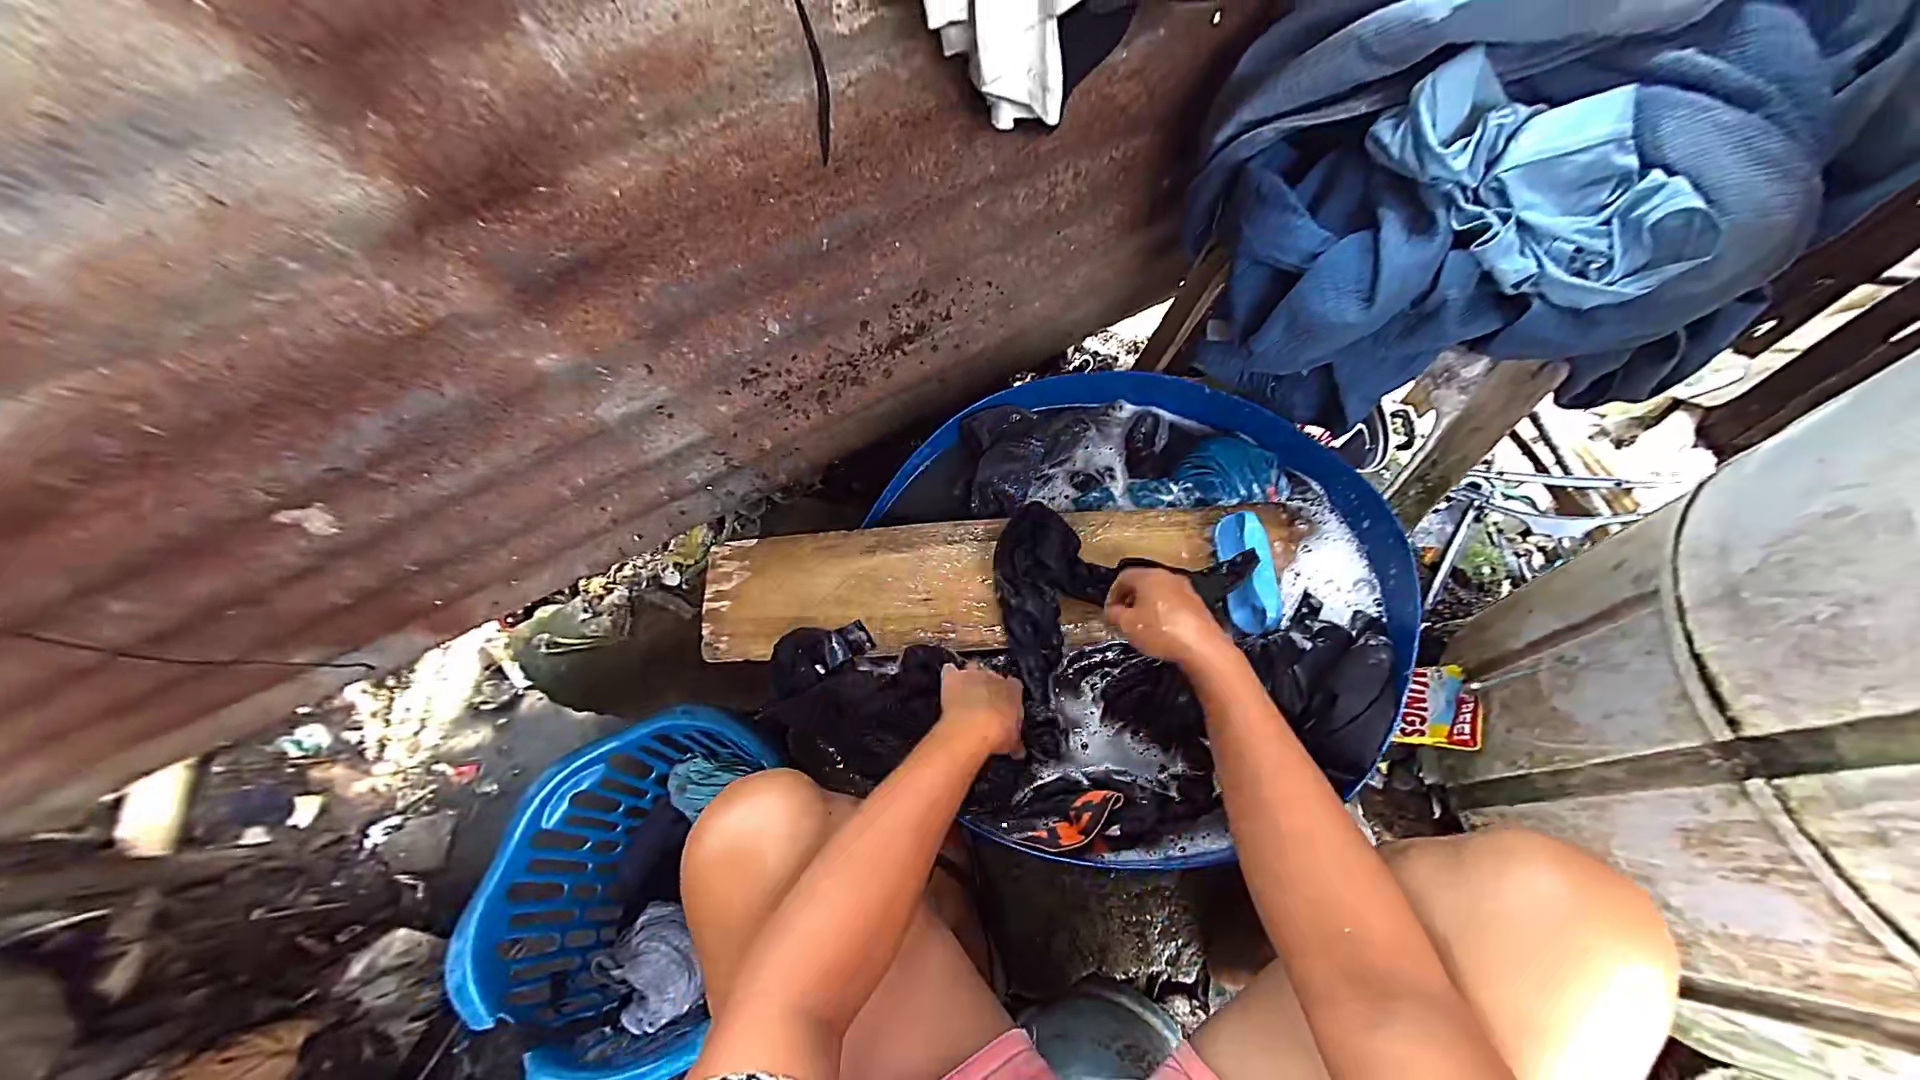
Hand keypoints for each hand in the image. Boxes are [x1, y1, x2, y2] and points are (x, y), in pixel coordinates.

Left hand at [938, 663, 1024, 757]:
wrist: (970, 729)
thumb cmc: (996, 734)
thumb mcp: (1012, 741)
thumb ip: (1015, 739)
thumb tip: (1018, 749)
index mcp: (1013, 690)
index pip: (1015, 686)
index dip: (1010, 695)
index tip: (1005, 706)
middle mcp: (994, 677)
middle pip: (993, 675)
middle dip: (990, 686)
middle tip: (986, 703)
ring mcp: (972, 674)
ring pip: (974, 666)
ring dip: (971, 676)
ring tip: (969, 690)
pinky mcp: (952, 677)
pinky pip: (950, 670)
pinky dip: (950, 675)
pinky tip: (949, 682)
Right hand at [1105, 566, 1234, 668]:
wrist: (1203, 647)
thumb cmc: (1159, 631)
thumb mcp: (1126, 625)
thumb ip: (1113, 614)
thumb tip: (1112, 611)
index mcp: (1148, 576)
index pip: (1123, 577)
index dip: (1112, 595)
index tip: (1110, 612)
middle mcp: (1168, 576)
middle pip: (1142, 583)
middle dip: (1130, 600)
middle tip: (1124, 619)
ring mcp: (1186, 589)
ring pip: (1159, 592)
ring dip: (1147, 606)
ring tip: (1143, 626)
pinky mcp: (1198, 604)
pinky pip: (1174, 603)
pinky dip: (1164, 612)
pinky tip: (1163, 630)